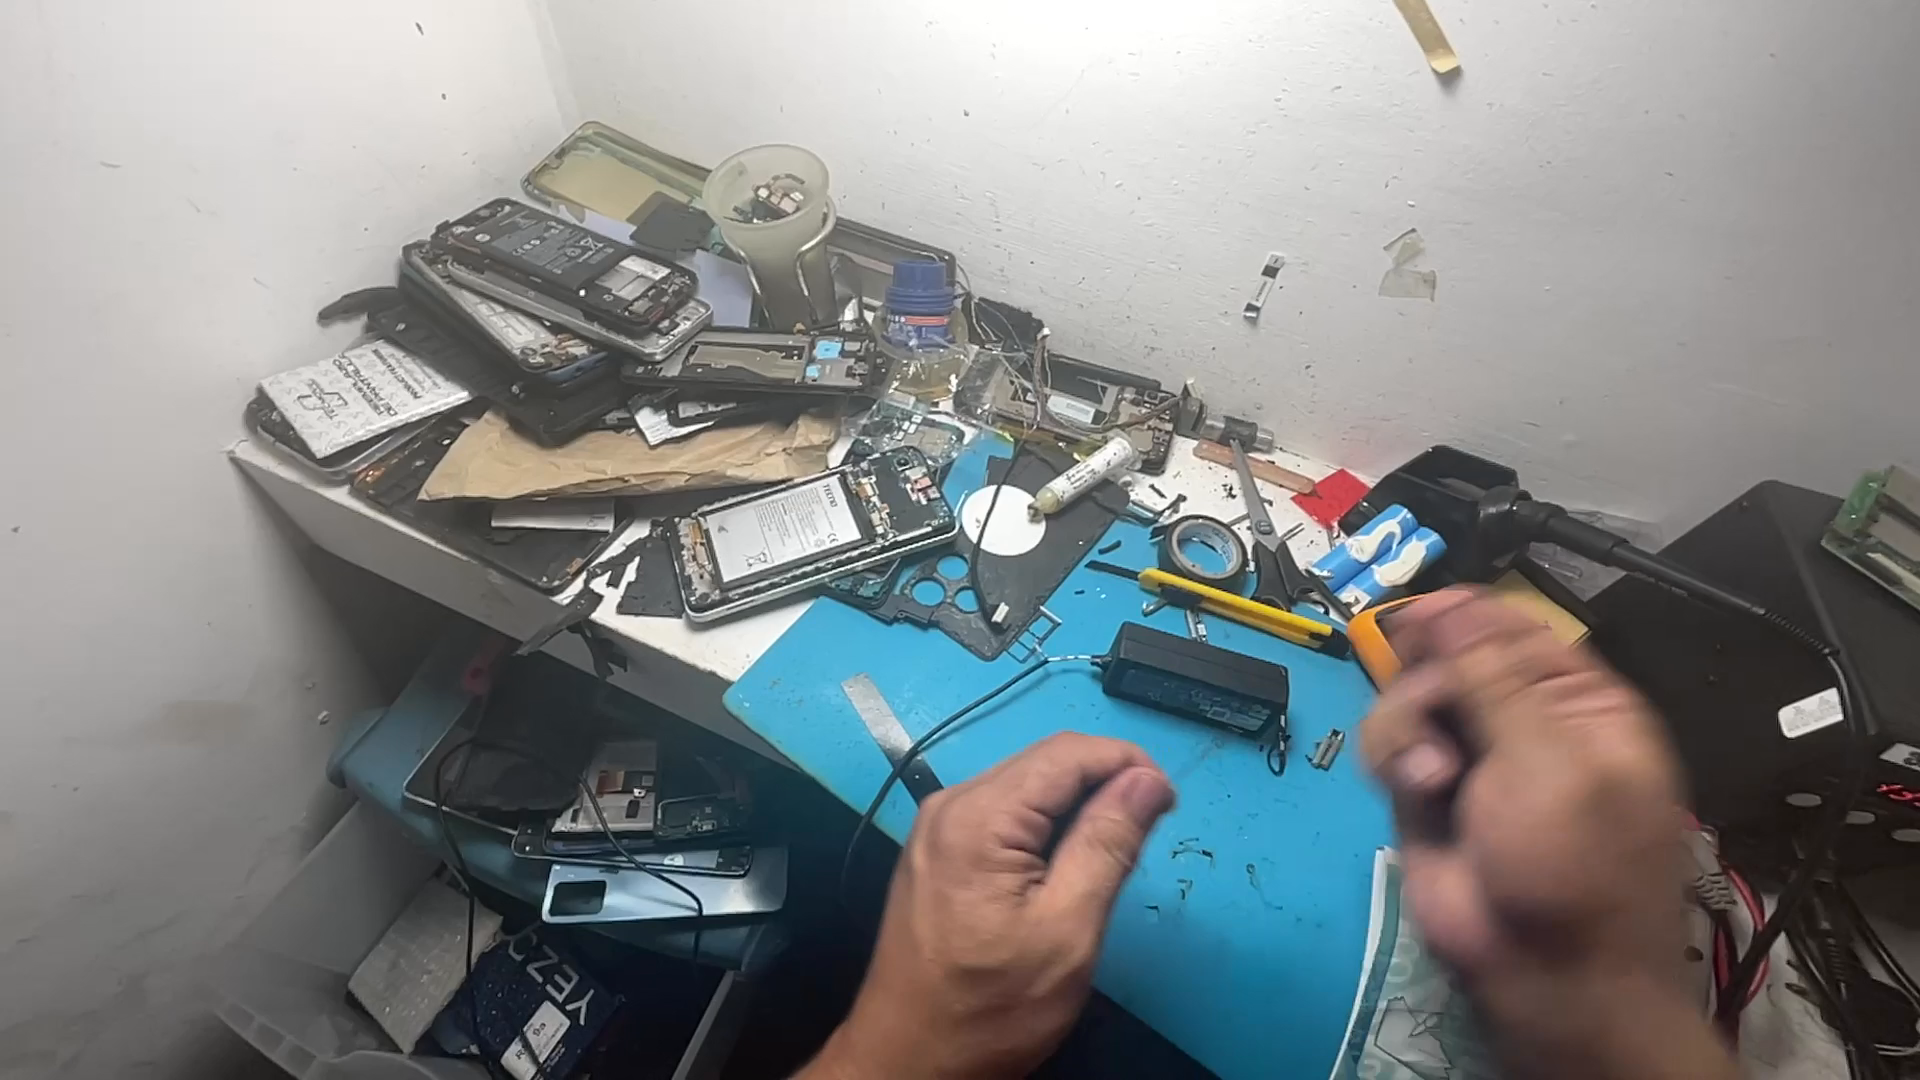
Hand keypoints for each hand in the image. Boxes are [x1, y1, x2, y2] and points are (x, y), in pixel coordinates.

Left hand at [802, 734, 1175, 1079]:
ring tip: (1109, 851)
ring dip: (1077, 802)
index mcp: (978, 814)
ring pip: (1026, 783)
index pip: (1065, 753)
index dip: (1125, 762)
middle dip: (1103, 781)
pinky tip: (1065, 860)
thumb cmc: (989, 1010)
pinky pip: (1004, 809)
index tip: (1167, 800)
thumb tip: (1147, 780)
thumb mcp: (1066, 933)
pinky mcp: (940, 844)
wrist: (908, 1060)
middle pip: (1043, 762)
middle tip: (1144, 830)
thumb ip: (1108, 845)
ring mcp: (940, 822)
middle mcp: (952, 801)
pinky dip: (1045, 822)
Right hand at [1360, 589, 1733, 1079]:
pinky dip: (1389, 758)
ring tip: (1427, 777)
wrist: (1535, 966)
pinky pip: (1384, 738)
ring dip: (1403, 729)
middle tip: (1431, 717)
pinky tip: (1414, 789)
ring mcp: (1464, 749)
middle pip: (1444, 657)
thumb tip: (1450, 605)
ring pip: (1403, 696)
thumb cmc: (1570, 863)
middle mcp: (1516, 716)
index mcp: (1574, 703)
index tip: (1416, 616)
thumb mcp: (1548, 761)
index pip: (1514, 630)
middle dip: (1426, 686)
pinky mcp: (1419, 778)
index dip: (1464, 616)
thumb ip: (1492, 677)